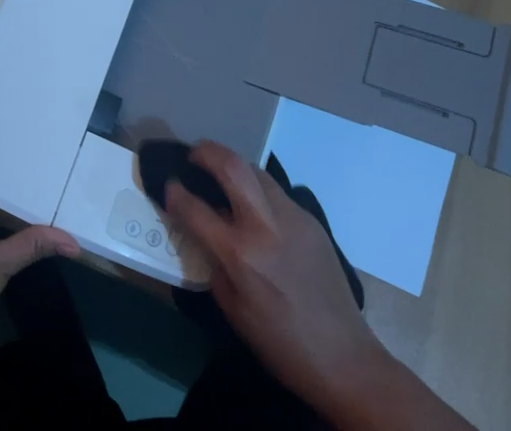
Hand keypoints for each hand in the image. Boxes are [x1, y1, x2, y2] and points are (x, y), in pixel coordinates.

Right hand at [161, 142, 386, 401]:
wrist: (344, 357)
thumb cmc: (278, 341)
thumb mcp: (230, 306)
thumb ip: (213, 261)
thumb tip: (204, 232)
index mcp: (240, 253)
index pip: (194, 207)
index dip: (174, 192)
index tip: (167, 185)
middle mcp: (267, 226)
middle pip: (232, 166)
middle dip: (206, 153)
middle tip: (193, 156)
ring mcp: (294, 219)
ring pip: (258, 172)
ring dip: (234, 167)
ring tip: (220, 176)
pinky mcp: (313, 222)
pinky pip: (277, 194)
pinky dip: (257, 190)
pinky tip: (253, 208)